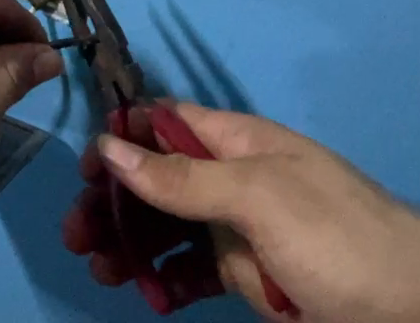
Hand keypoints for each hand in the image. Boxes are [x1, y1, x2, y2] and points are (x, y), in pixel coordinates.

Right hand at [64, 104, 419, 322]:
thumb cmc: (344, 241)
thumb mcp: (258, 197)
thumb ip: (180, 176)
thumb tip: (109, 146)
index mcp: (234, 142)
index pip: (161, 124)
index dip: (120, 139)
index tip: (86, 171)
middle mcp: (230, 179)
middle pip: (152, 179)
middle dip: (111, 201)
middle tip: (75, 235)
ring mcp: (239, 230)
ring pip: (165, 227)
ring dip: (127, 242)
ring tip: (97, 268)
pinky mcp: (250, 277)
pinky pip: (192, 271)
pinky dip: (164, 280)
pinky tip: (144, 295)